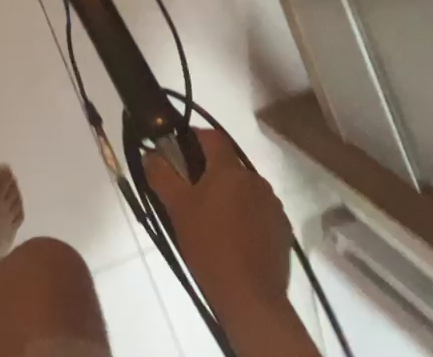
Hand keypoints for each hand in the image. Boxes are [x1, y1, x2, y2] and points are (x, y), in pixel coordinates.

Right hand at [143, 130, 292, 312]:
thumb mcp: (176, 207)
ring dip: (227, 192)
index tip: (176, 149)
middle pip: (228, 163)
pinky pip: (258, 209)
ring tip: (209, 217)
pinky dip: (243, 213)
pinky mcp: (282, 229)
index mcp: (230, 170)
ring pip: (244, 187)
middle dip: (207, 170)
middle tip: (187, 190)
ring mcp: (273, 205)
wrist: (250, 295)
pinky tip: (231, 236)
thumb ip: (161, 174)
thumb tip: (150, 154)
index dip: (192, 137)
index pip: (212, 136)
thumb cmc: (208, 244)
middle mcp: (256, 180)